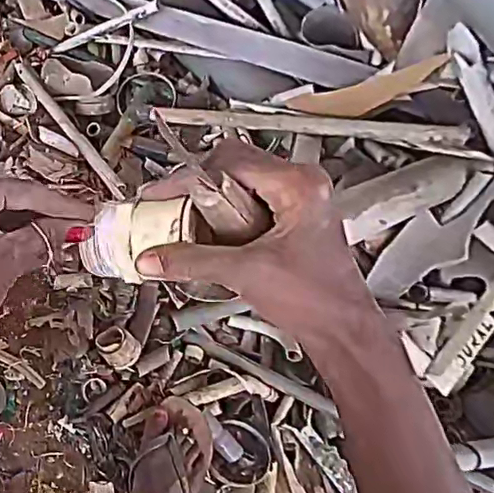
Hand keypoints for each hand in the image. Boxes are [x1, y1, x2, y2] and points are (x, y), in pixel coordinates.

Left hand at [0, 175, 90, 385]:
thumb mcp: (7, 262)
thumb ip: (43, 238)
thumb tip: (69, 228)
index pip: (25, 190)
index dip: (61, 205)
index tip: (84, 213)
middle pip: (8, 195)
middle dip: (43, 214)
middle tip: (74, 226)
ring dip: (23, 224)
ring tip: (54, 239)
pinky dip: (1, 231)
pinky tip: (23, 242)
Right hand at [136, 142, 381, 350]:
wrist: (340, 329)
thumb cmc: (318, 300)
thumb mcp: (243, 273)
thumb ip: (191, 262)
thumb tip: (153, 257)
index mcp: (298, 186)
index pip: (227, 163)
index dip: (185, 181)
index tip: (158, 197)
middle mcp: (300, 185)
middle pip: (229, 166)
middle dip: (195, 190)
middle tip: (173, 211)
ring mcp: (295, 201)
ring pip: (235, 184)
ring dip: (207, 204)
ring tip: (191, 229)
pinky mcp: (287, 219)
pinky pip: (244, 204)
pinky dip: (220, 217)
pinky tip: (210, 240)